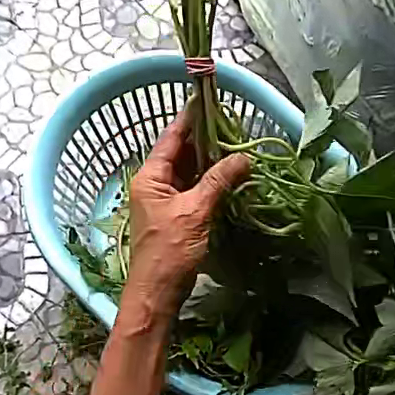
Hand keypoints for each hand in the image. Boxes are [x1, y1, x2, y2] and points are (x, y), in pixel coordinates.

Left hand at [124, 111, 251, 312]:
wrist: (159, 292)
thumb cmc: (169, 251)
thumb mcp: (195, 211)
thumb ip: (219, 181)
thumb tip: (244, 158)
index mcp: (150, 177)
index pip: (171, 139)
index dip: (191, 120)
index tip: (209, 101)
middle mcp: (156, 185)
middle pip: (182, 154)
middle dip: (208, 142)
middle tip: (235, 127)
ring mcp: (167, 202)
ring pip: (191, 174)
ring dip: (213, 164)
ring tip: (239, 148)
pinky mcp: (179, 218)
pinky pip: (197, 192)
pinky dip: (213, 184)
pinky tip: (233, 178)